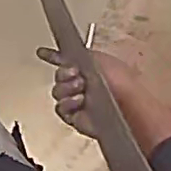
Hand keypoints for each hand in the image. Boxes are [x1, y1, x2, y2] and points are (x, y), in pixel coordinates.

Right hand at [37, 47, 170, 156]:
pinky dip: (68, 104)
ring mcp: (80, 102)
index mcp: (92, 70)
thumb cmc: (121, 83)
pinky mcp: (76, 117)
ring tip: (80, 88)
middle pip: (59, 76)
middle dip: (63, 73)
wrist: (127, 106)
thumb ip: (78, 53)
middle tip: (74, 74)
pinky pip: (61, 109)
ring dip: (66, 88)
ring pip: (57, 92)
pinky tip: (78, 101)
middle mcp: (85, 86)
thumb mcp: (99, 58)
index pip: (67, 61)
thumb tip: (62, 52)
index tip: (43, 53)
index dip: (54, 57)